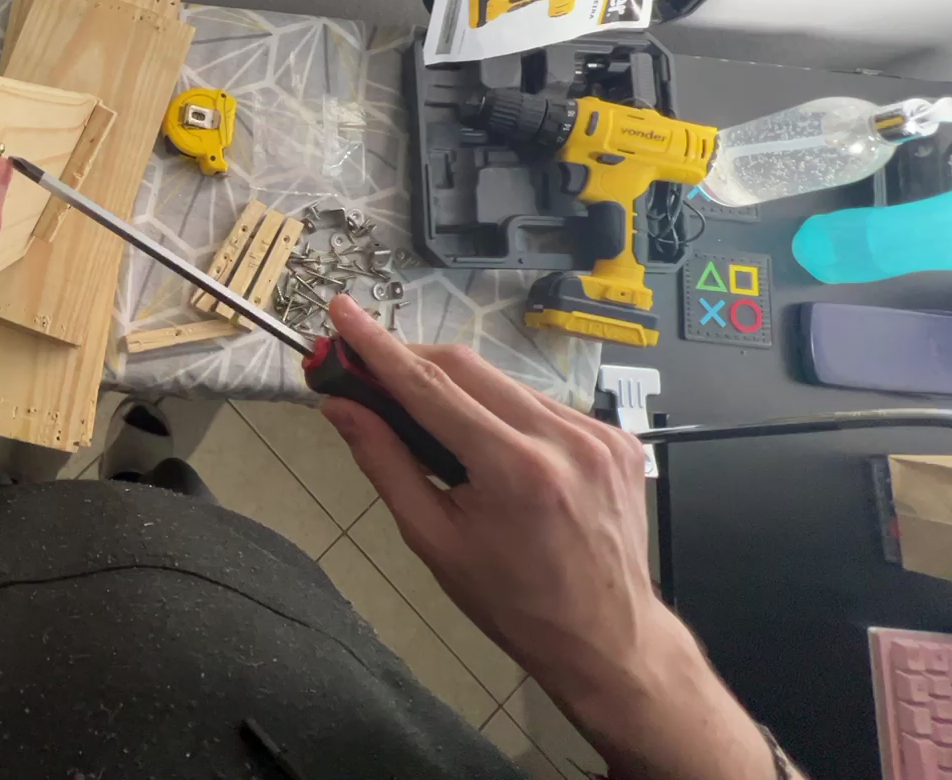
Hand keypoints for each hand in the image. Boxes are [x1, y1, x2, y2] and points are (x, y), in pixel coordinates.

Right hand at [318, 295, 776, 778]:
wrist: (611, 640)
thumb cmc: (509, 599)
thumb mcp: (431, 537)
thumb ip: (383, 460)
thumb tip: (338, 406)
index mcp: (515, 470)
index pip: (429, 386)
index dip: (377, 346)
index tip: (342, 311)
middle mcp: (562, 437)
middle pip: (463, 365)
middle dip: (406, 358)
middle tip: (363, 368)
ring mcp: (596, 432)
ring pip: (497, 377)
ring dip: (448, 381)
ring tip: (418, 409)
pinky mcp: (612, 434)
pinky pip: (531, 397)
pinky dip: (490, 402)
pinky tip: (478, 433)